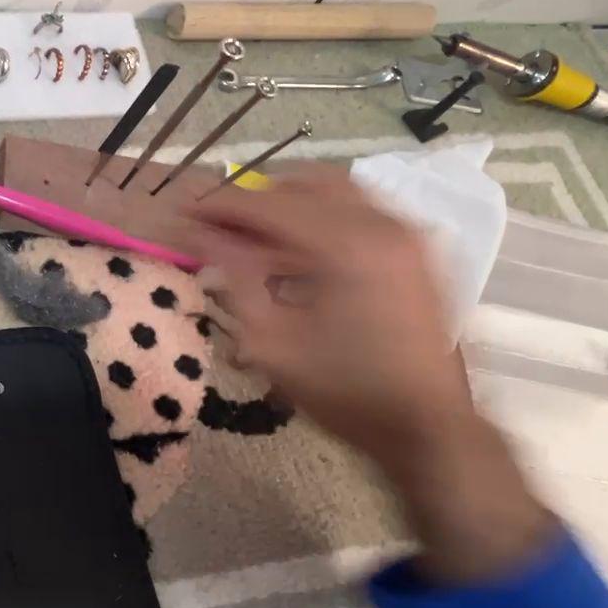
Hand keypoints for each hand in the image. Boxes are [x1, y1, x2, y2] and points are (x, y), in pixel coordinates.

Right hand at [184, 167, 476, 466]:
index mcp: (344, 245)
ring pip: (337, 190)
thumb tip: (203, 240)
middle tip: (217, 223)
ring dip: (289, 202)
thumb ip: (236, 281)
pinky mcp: (415, 252)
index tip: (184, 215)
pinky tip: (296, 250)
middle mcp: (381, 225)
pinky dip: (321, 216)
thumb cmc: (341, 389)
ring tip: (252, 233)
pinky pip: (361, 211)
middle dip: (255, 197)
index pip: (268, 205)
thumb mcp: (272, 342)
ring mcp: (406, 235)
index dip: (220, 206)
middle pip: (305, 183)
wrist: (423, 423)